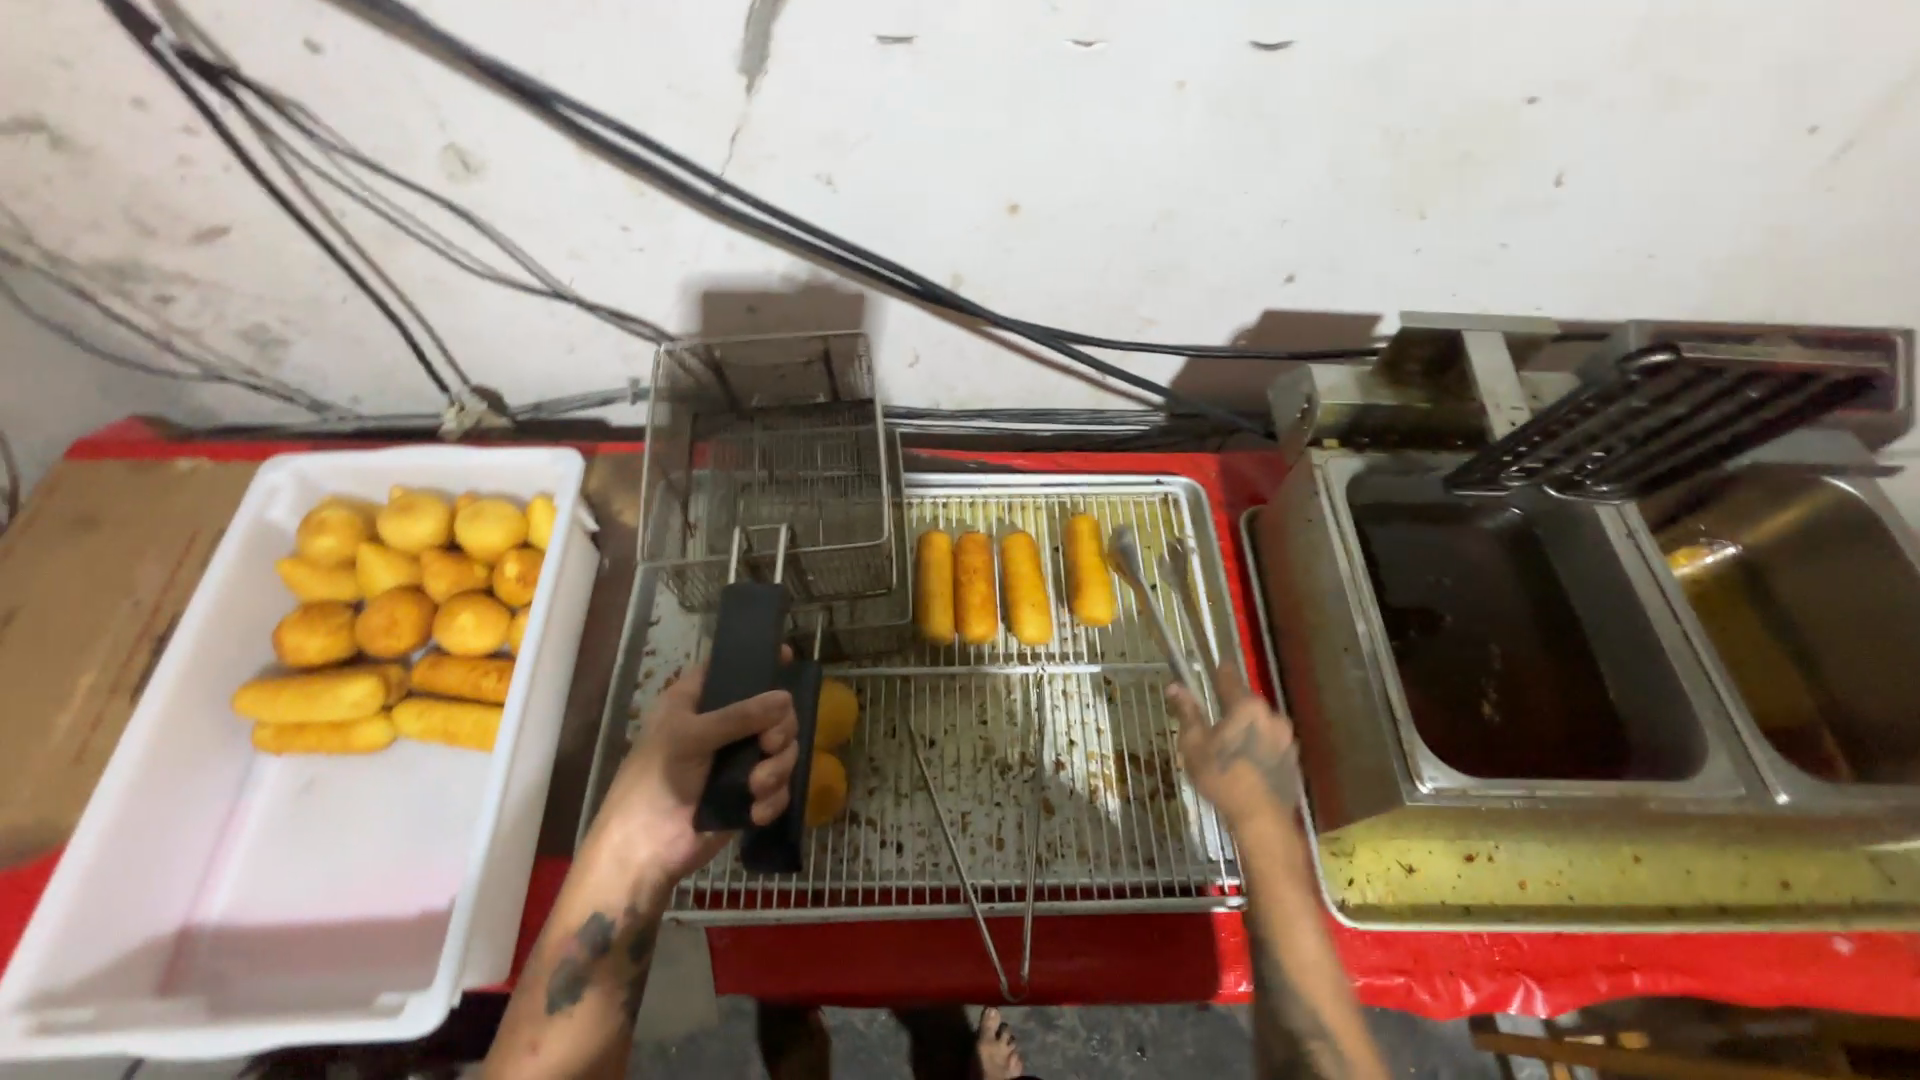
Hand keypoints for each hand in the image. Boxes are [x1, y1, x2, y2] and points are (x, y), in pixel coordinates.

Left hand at [586, 663, 799, 897]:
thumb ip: (740, 716)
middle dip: (779, 730)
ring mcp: (738, 762)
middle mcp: (722, 727)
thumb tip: (787, 698)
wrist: (645, 850)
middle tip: (769, 745)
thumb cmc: (655, 781)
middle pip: (773, 711)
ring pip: (782, 750)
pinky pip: (779, 787)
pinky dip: (771, 799)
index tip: (787, 658)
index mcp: (697, 703)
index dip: (758, 662)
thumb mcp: (691, 737)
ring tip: (756, 787)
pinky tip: (754, 812)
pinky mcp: (748, 795)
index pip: (731, 669)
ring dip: (776, 769)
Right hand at [1167, 668, 1299, 832]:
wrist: (1262, 819)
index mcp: (1246, 706)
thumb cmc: (1222, 778)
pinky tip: (1246, 764)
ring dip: (1246, 728)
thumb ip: (1187, 713)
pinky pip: (1270, 742)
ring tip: (1229, 747)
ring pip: (1260, 723)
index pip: (1229, 677)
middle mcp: (1271, 715)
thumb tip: (1176, 686)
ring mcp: (1286, 737)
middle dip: (1230, 708)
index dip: (1218, 671)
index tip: (1213, 668)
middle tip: (1213, 723)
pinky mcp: (1293, 757)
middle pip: (1246, 702)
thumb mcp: (1194, 745)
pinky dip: (1258, 746)